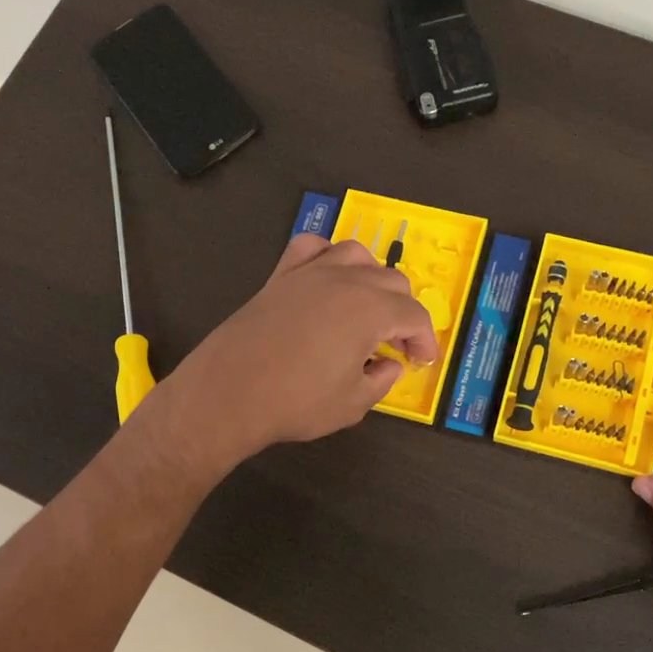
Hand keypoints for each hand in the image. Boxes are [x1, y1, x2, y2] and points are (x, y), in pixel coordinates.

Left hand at [151, 235, 437, 464]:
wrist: (227, 394)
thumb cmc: (296, 402)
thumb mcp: (352, 404)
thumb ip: (381, 381)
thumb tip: (389, 365)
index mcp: (371, 310)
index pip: (414, 316)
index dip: (425, 340)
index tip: (422, 362)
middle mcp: (345, 280)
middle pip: (392, 280)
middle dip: (404, 312)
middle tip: (397, 346)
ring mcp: (309, 273)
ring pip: (357, 254)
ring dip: (373, 278)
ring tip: (369, 308)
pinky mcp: (280, 277)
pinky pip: (311, 247)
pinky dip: (327, 256)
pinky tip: (328, 277)